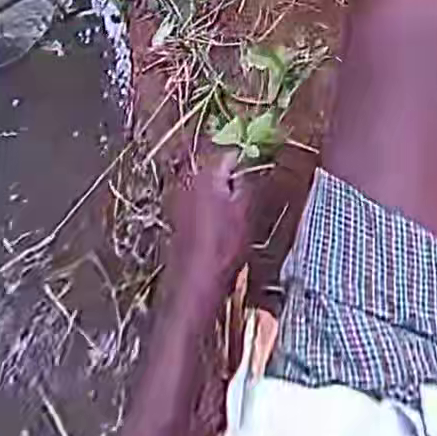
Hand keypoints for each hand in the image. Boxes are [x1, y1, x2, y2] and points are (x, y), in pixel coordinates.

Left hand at [162, 149, 255, 304]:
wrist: (195, 281)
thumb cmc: (224, 243)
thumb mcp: (245, 208)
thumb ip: (247, 180)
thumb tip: (250, 163)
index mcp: (207, 172)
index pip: (231, 154)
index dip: (247, 162)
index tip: (260, 174)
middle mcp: (189, 179)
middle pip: (216, 167)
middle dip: (233, 175)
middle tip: (249, 192)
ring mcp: (180, 197)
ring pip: (207, 183)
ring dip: (221, 190)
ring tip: (237, 209)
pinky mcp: (177, 214)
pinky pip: (198, 199)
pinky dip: (210, 204)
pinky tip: (220, 222)